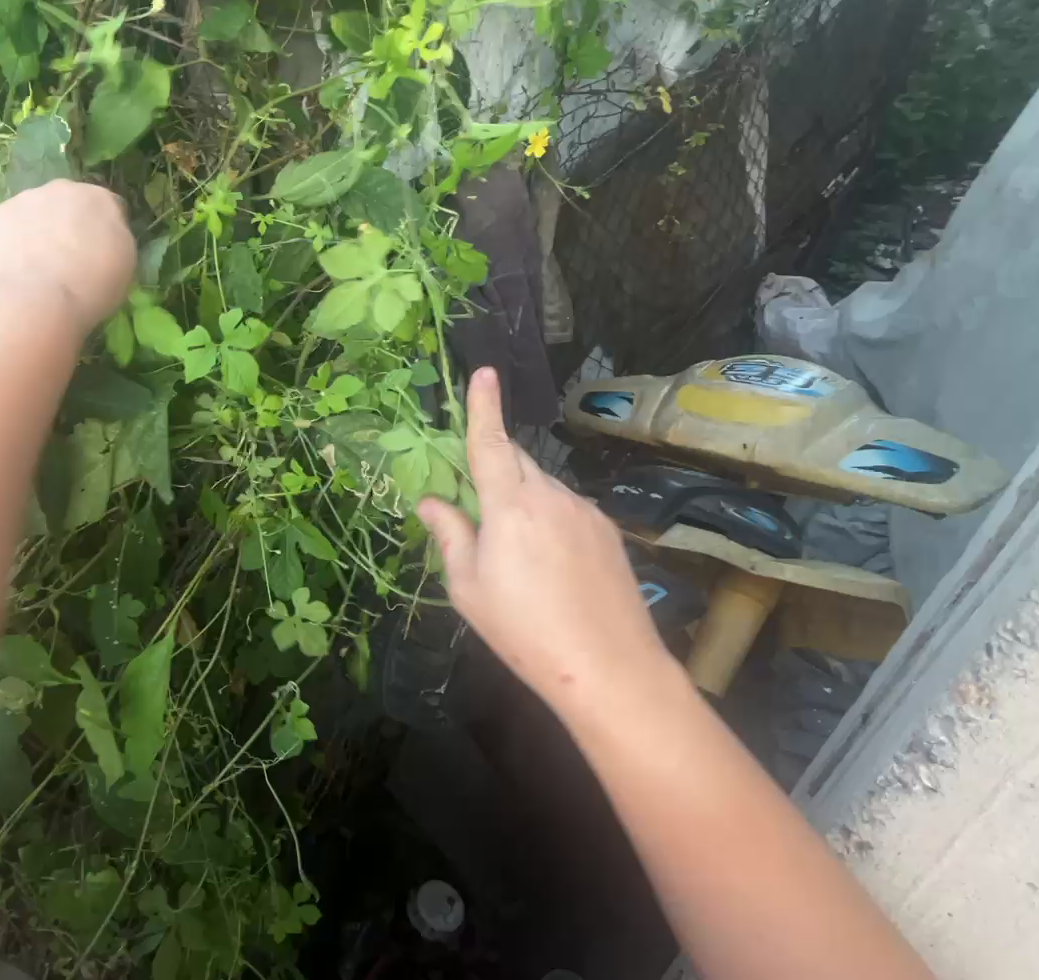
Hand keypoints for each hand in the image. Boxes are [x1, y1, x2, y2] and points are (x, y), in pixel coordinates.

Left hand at [0, 180, 135, 332]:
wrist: (39, 300)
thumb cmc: (92, 287)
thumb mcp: (124, 267)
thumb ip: (115, 242)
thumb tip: (103, 241)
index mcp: (102, 200)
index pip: (109, 208)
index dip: (105, 231)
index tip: (101, 253)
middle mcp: (65, 189)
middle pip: (70, 203)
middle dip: (70, 224)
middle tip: (68, 258)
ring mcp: (28, 198)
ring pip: (38, 211)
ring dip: (40, 230)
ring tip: (38, 266)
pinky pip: (12, 225)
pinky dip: (14, 240)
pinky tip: (17, 267)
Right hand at [416, 368, 671, 704]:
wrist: (608, 666)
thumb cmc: (523, 629)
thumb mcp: (468, 587)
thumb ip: (450, 535)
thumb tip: (430, 501)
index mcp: (509, 506)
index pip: (490, 443)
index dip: (484, 406)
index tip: (484, 372)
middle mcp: (551, 496)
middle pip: (516, 462)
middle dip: (494, 468)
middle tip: (477, 508)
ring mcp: (585, 512)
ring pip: (542, 487)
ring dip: (521, 500)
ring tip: (516, 556)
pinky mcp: (607, 531)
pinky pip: (567, 508)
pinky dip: (548, 518)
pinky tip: (549, 565)